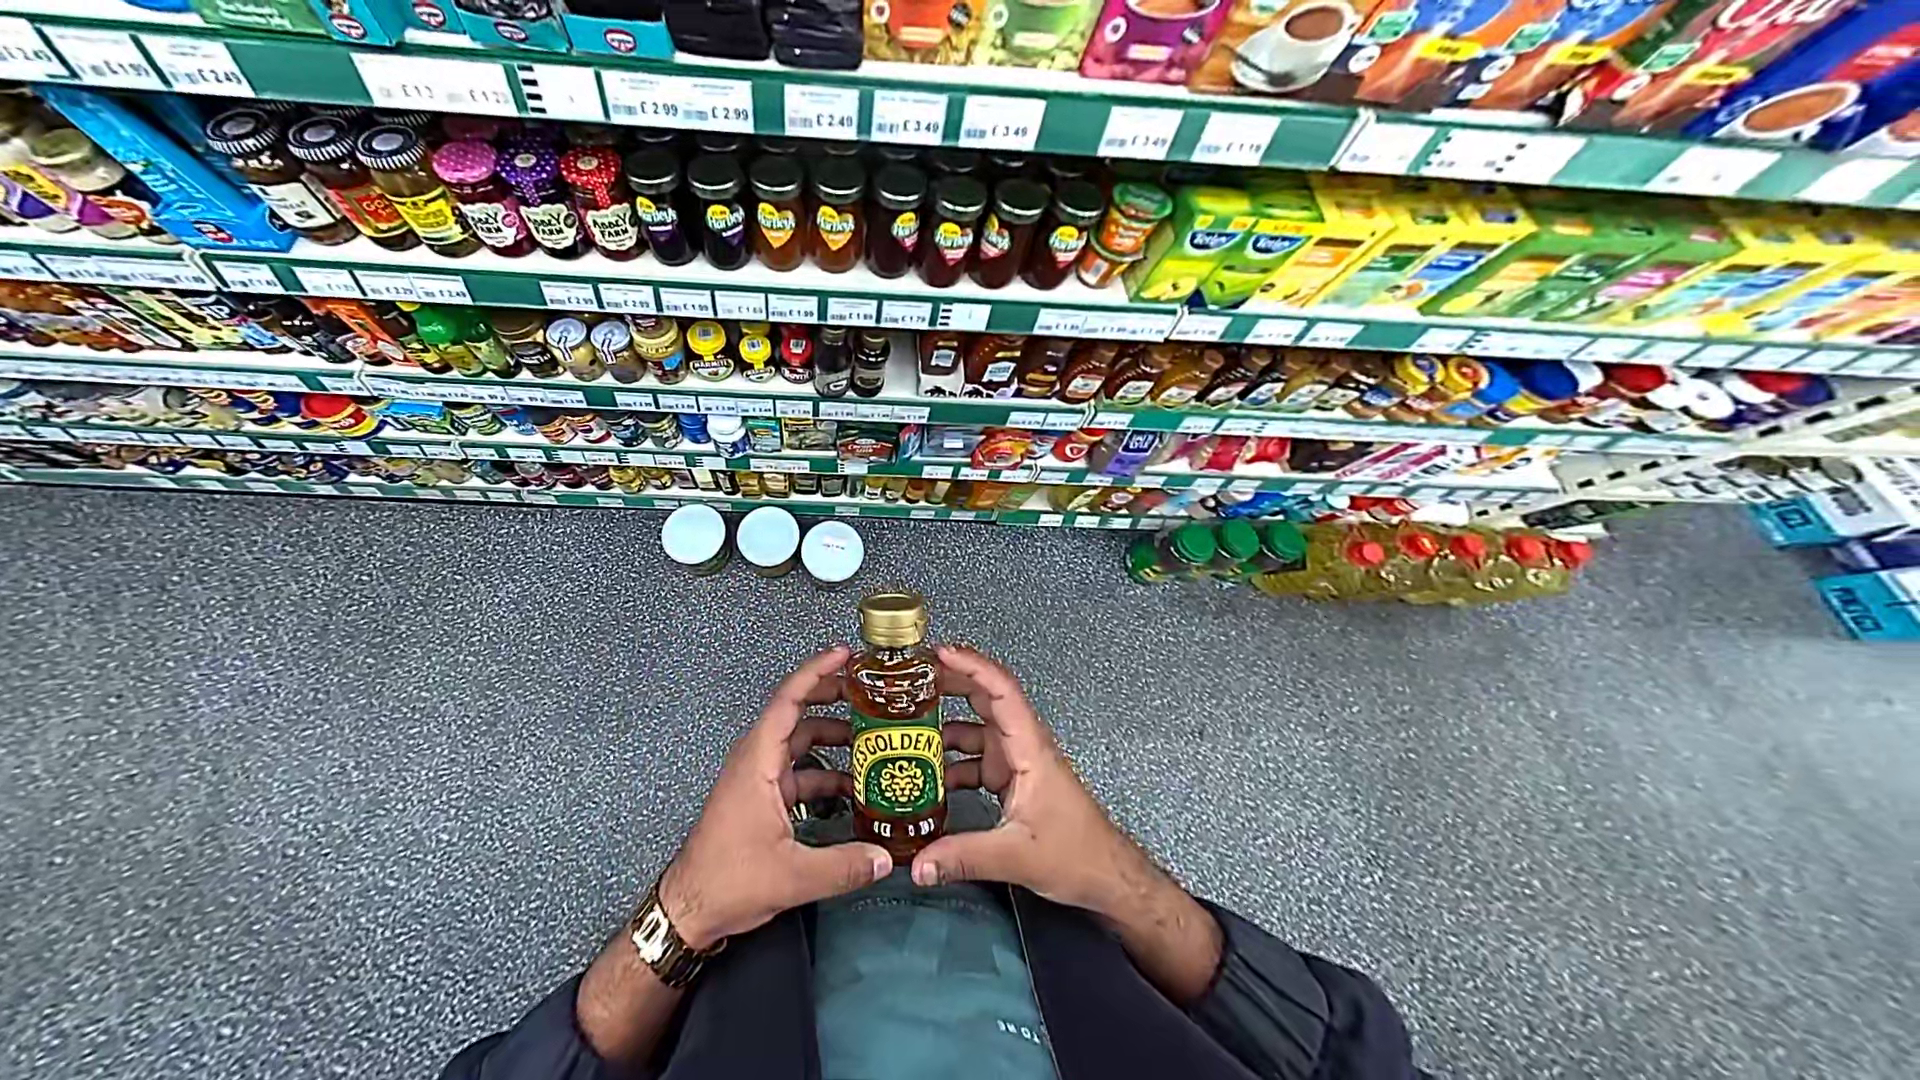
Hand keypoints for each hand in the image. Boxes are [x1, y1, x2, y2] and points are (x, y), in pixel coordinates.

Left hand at [658, 645, 891, 949]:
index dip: (816, 671)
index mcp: (757, 762)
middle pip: (797, 711)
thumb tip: (884, 858)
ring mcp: (759, 777)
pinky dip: (826, 768)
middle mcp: (757, 760)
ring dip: (833, 734)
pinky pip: (800, 768)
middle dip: (832, 694)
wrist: (688, 910)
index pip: (788, 700)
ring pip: (800, 740)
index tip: (844, 655)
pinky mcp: (763, 796)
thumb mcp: (791, 875)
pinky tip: (852, 786)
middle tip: (868, 689)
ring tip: (870, 737)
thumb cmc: (725, 882)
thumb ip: (843, 866)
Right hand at [910, 645, 1151, 915]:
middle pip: (985, 698)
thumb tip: (919, 863)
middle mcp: (1022, 745)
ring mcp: (1016, 761)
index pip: (1001, 690)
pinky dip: (951, 760)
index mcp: (1030, 748)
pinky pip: (975, 758)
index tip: (941, 654)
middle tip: (913, 678)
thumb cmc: (1078, 853)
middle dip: (950, 682)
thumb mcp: (1016, 855)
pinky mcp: (1011, 778)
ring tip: (908, 725)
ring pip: (977, 728)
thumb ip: (963, 857)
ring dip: (945, 724)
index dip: (972, 666)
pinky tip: (928, 775)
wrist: (1104, 873)